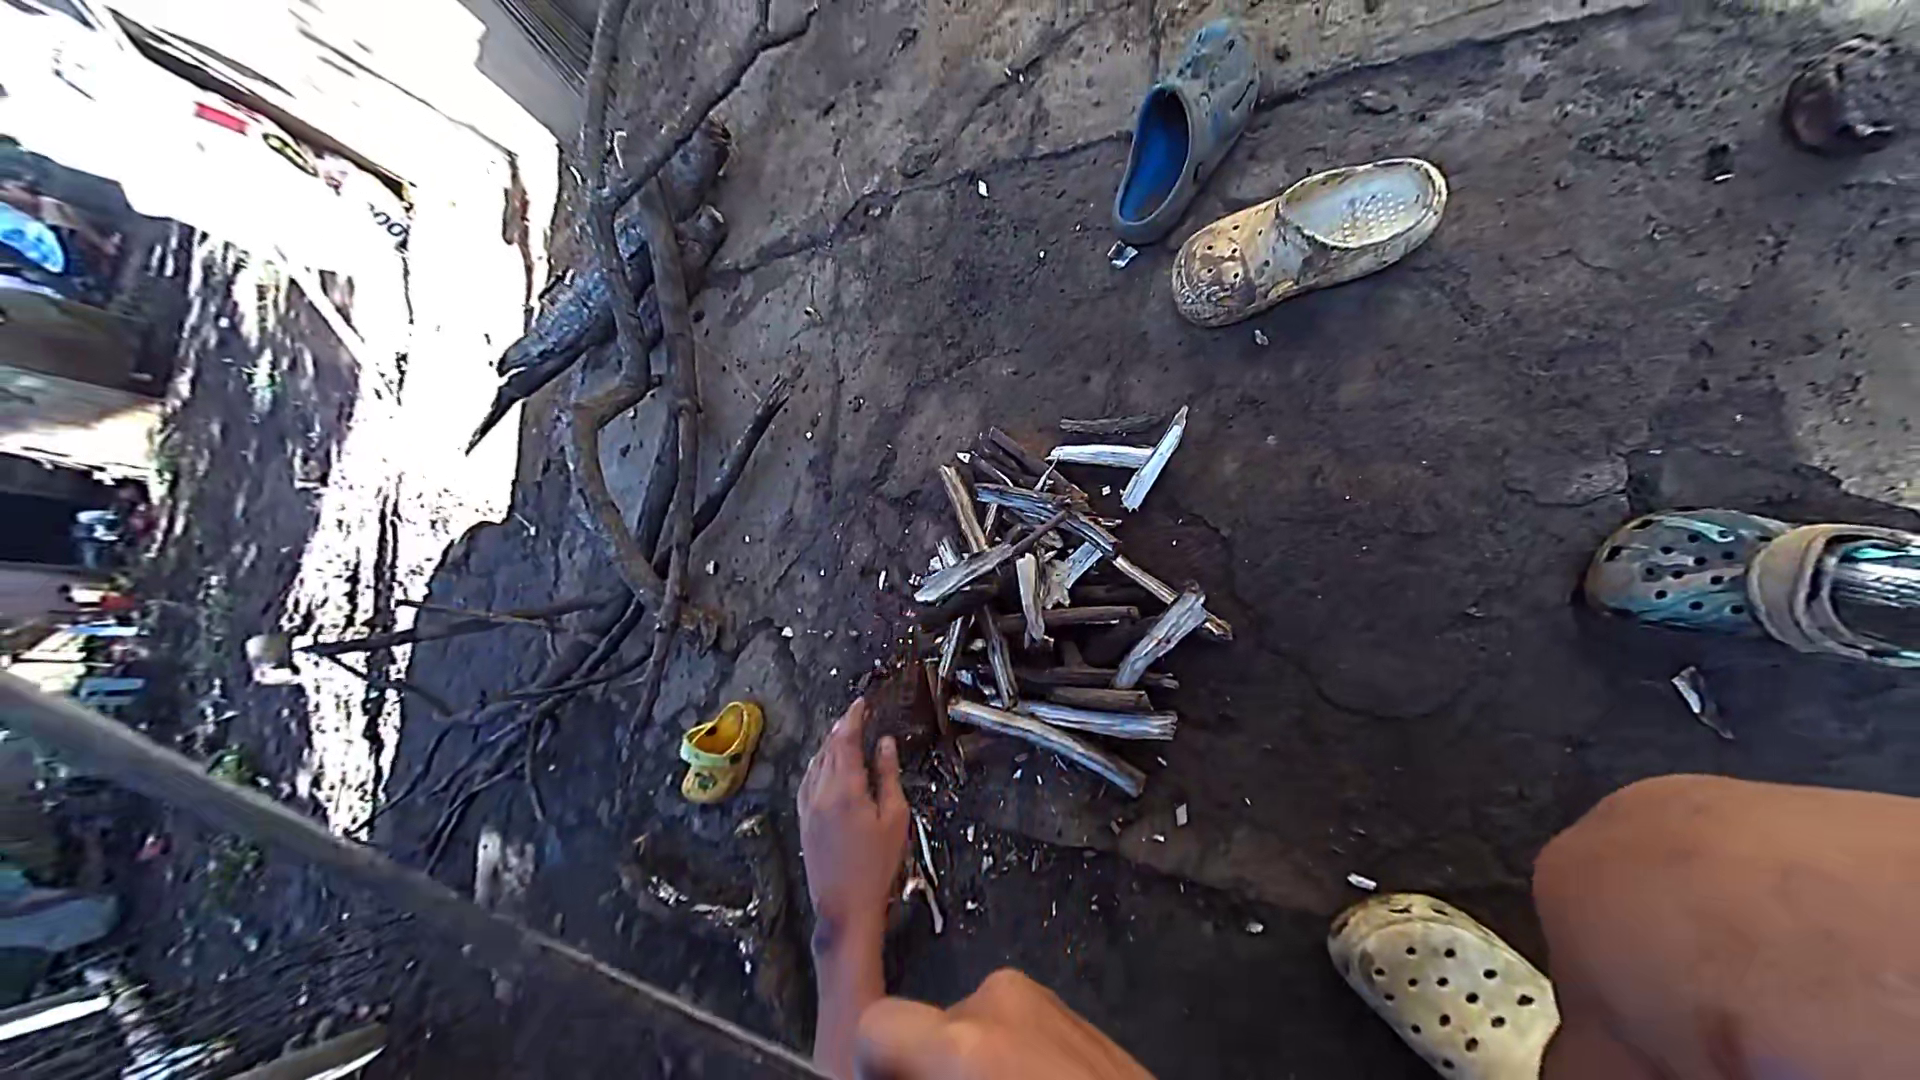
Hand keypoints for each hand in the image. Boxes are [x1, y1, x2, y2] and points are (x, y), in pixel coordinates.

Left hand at [799, 698, 907, 945]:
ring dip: (829, 743)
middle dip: (842, 727)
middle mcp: (821, 792)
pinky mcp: (803, 820)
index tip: (862, 703)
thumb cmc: (878, 864)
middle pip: (829, 748)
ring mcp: (808, 806)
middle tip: (857, 714)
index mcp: (846, 788)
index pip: (846, 741)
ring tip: (844, 732)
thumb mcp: (894, 817)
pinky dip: (818, 763)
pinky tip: (825, 762)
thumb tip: (885, 743)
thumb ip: (888, 775)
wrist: (845, 907)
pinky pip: (807, 779)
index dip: (854, 718)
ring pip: (815, 762)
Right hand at [855, 969, 1155, 1079]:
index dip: (870, 1067)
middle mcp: (997, 997)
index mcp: (966, 1043)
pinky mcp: (1068, 1007)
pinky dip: (1001, 1061)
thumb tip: (884, 1074)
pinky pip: (1007, 1029)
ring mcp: (1039, 997)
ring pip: (967, 1030)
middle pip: (924, 1029)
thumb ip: (919, 1079)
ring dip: (965, 1067)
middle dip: (925, 1072)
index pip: (876, 1026)